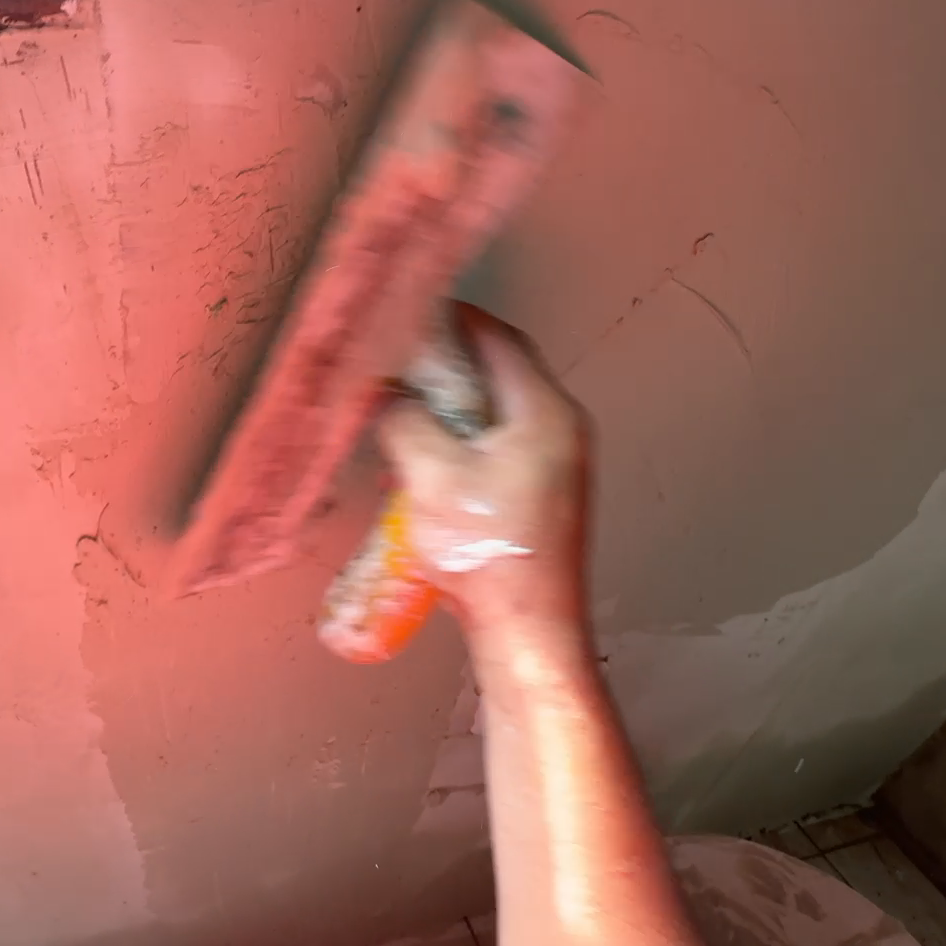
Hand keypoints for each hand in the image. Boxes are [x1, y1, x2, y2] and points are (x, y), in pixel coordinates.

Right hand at [376, 302, 588, 629]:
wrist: (527, 627)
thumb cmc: (486, 549)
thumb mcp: (431, 476)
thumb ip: (405, 422)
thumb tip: (386, 395)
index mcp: (543, 411)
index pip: (498, 339)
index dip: (453, 320)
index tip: (408, 317)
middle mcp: (559, 427)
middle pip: (498, 372)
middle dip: (446, 366)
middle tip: (396, 369)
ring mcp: (554, 462)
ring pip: (493, 411)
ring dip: (449, 407)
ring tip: (403, 416)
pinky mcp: (540, 491)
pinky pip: (495, 444)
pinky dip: (459, 439)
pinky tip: (424, 461)